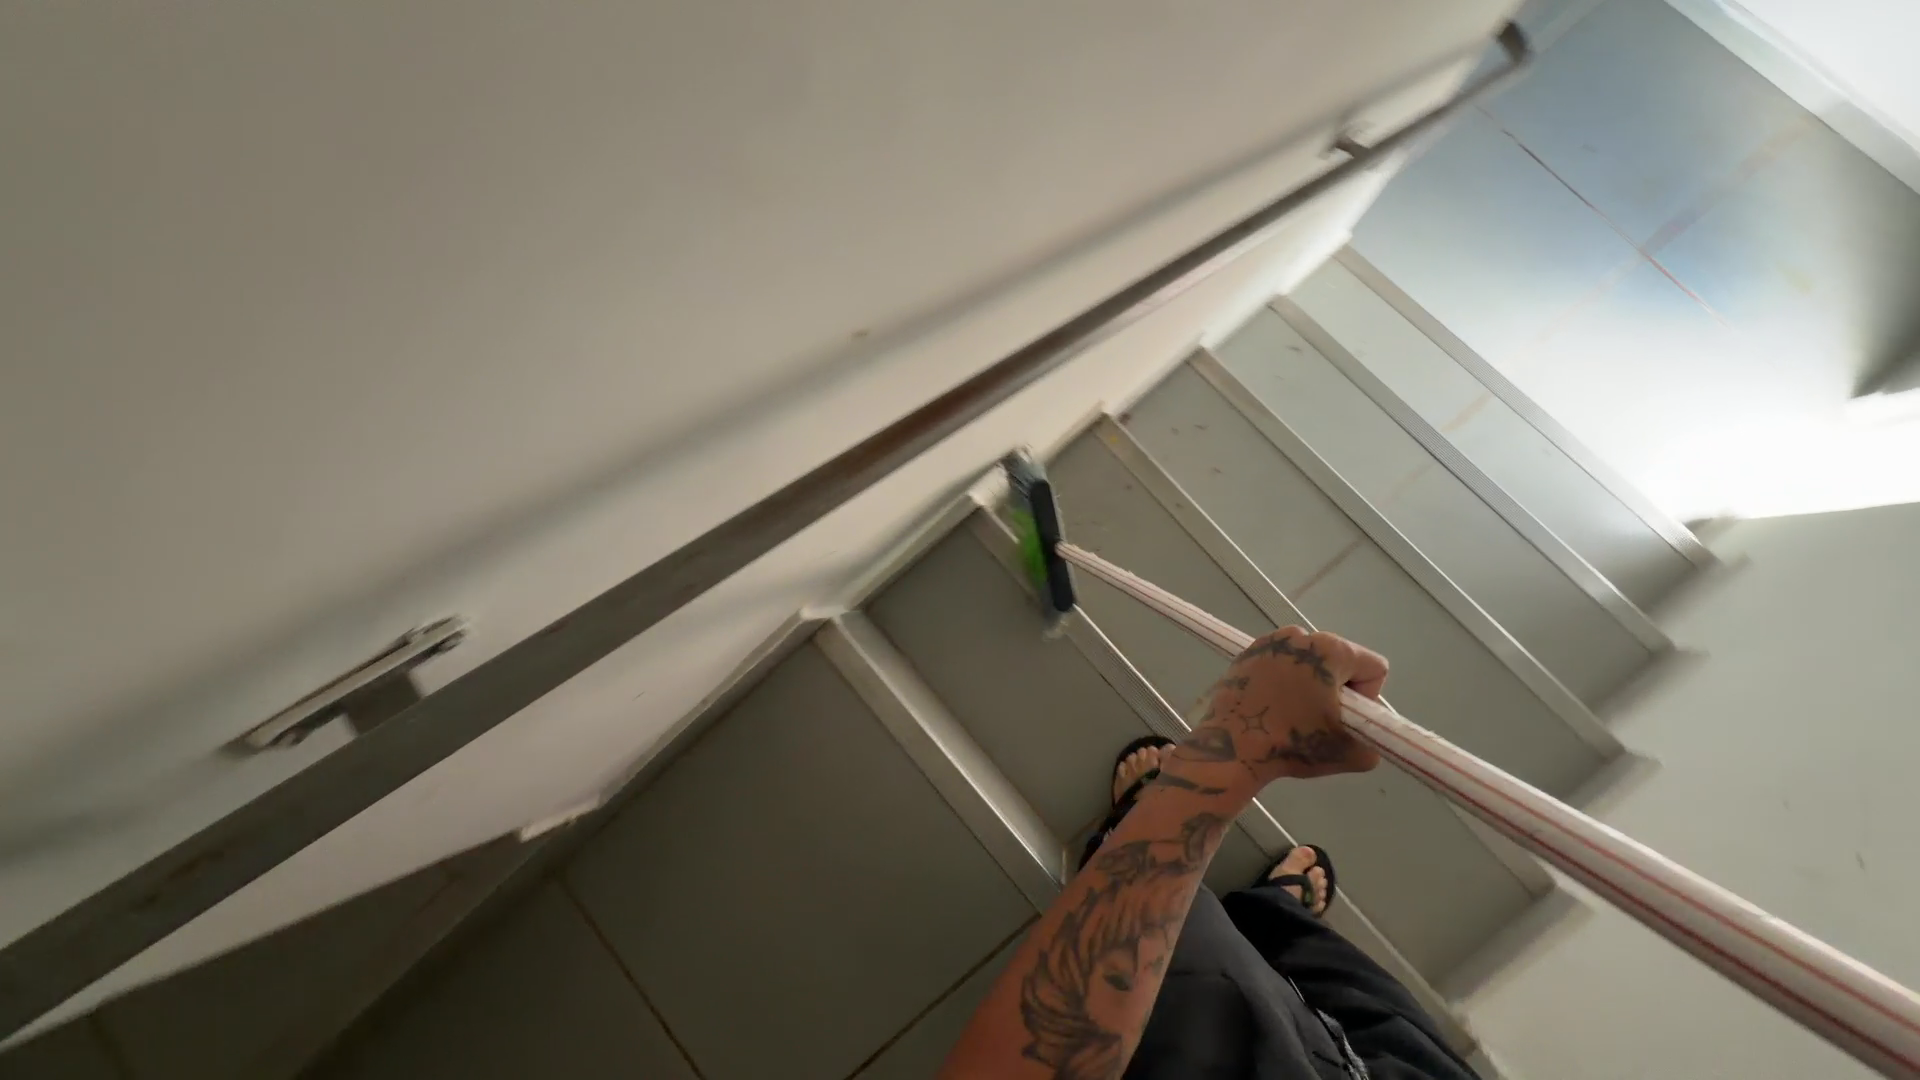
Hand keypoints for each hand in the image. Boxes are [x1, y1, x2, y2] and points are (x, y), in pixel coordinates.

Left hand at [1171, 627, 1383, 790]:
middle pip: (1339, 662)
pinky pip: (1279, 664)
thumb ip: (1376, 737)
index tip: (1348, 718)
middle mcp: (1299, 636)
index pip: (1373, 668)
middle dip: (1338, 689)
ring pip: (1308, 663)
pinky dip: (1282, 682)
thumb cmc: (1295, 743)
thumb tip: (1367, 730)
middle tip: (1320, 719)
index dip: (1369, 698)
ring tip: (1293, 715)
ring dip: (1310, 684)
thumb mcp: (1355, 752)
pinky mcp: (1245, 654)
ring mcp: (1268, 641)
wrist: (1232, 745)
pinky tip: (1272, 706)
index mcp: (1330, 649)